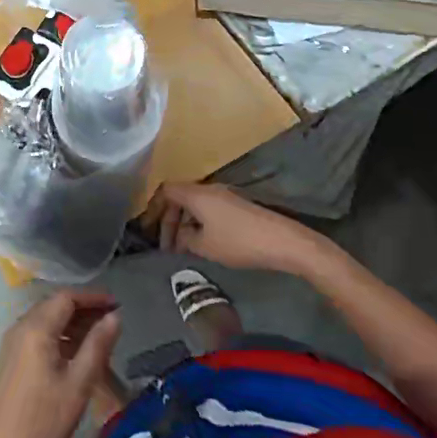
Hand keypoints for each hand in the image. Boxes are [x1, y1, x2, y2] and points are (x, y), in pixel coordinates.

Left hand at [0, 292, 120, 437]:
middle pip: (54, 306)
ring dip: (72, 324)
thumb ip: (97, 346)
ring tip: (100, 339)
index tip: (117, 304)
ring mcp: (12, 343)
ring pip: (45, 321)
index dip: (92, 297)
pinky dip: (59, 337)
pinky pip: (37, 336)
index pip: (65, 297)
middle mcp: (20, 327)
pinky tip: (76, 356)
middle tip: (112, 321)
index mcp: (35, 327)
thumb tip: (114, 317)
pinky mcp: (10, 359)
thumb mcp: (78, 384)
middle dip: (83, 309)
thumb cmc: (43, 419)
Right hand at [141, 182, 337, 276]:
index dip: (154, 208)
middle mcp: (208, 189)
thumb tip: (181, 236)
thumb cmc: (239, 242)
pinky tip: (204, 243)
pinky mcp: (238, 207)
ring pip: (195, 205)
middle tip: (167, 244)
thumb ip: (185, 239)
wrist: (286, 242)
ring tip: (184, 248)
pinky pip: (209, 210)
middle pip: (179, 198)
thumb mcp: (205, 246)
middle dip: (170, 220)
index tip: (150, 228)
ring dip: (186, 224)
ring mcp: (225, 197)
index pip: (165, 191)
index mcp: (195, 194)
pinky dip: (201, 224)